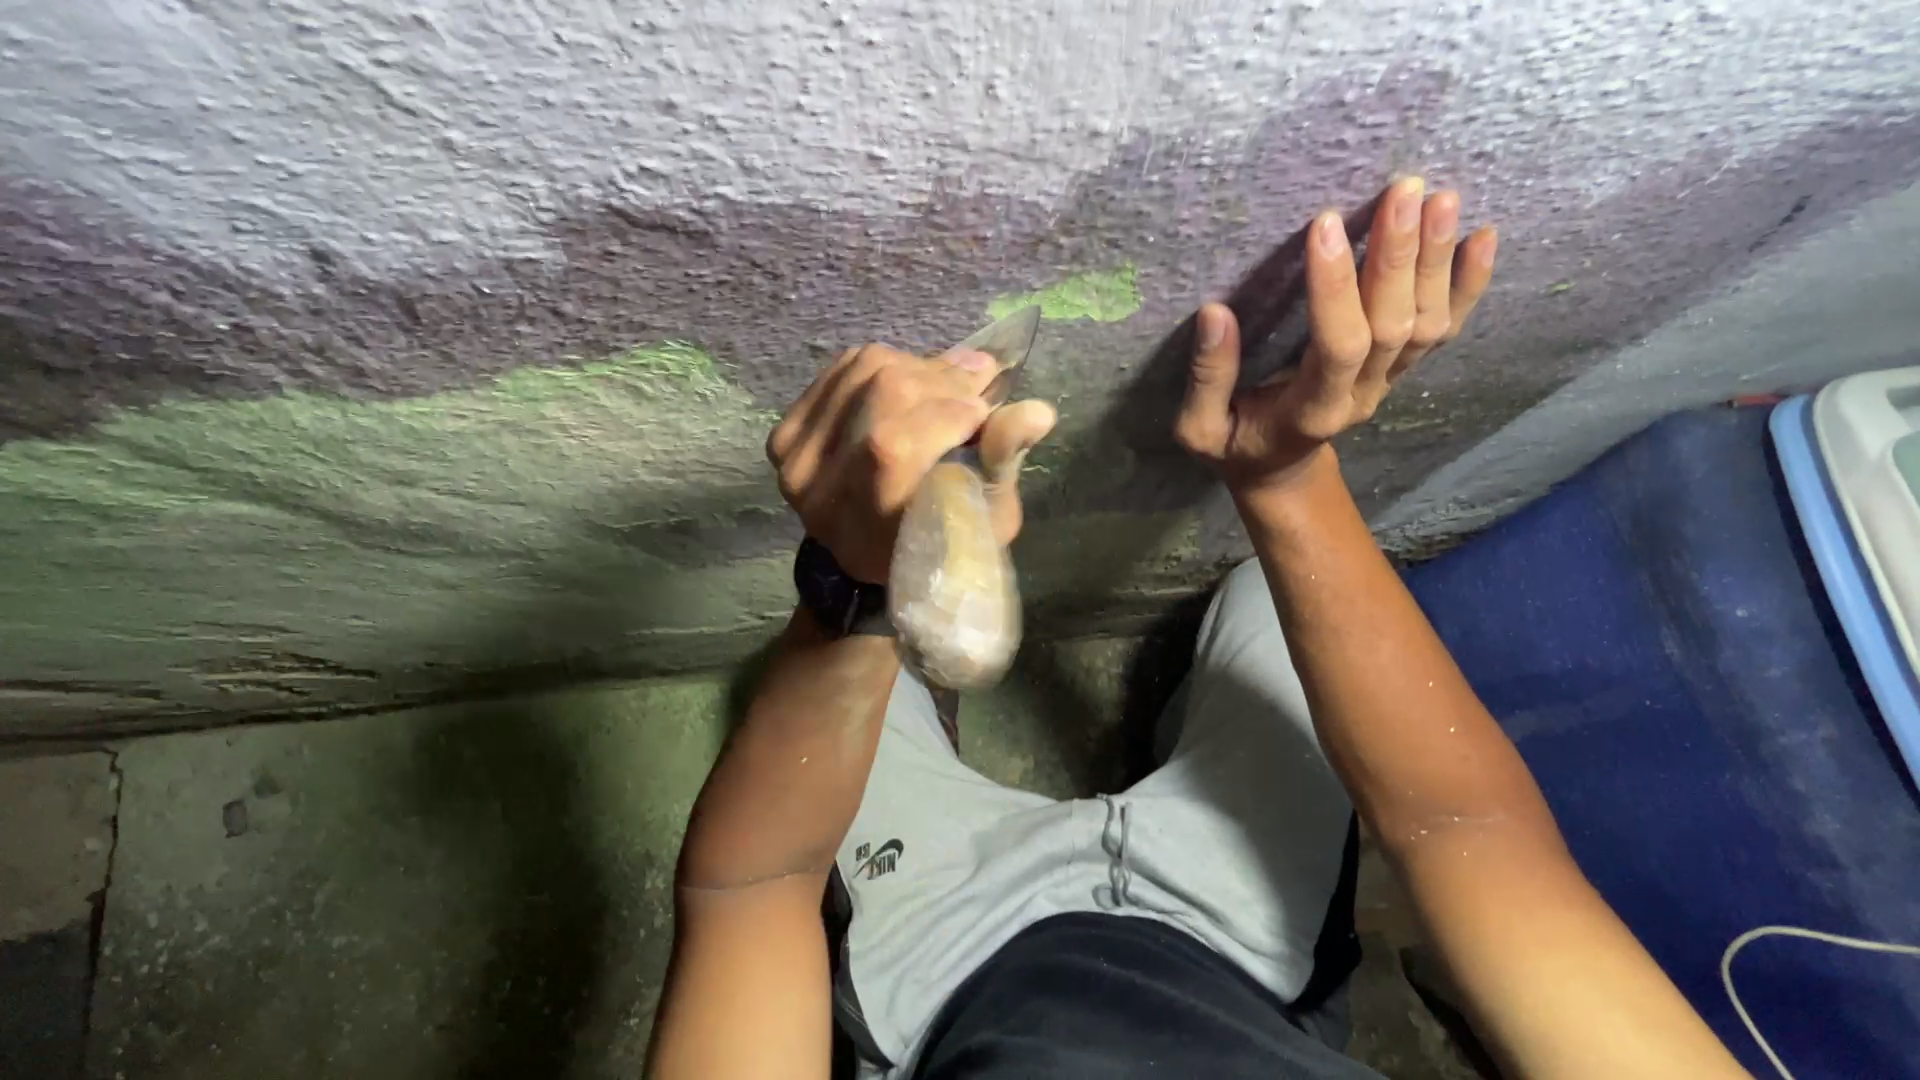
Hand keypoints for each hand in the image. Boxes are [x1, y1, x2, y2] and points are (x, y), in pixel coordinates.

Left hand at [767, 344, 1056, 583]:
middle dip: (944, 380)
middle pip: (884, 392)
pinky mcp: (787, 429)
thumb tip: (1037, 410)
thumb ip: (1002, 465)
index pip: (895, 442)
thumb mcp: (985, 521)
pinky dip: (888, 363)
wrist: (867, 559)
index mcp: (861, 522)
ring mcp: (792, 454)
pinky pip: (844, 367)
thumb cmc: (937, 547)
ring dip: (921, 366)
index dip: (953, 412)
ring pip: (867, 368)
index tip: (988, 412)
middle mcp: (813, 485)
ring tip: (953, 382)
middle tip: (979, 384)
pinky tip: (914, 379)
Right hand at [1175, 177, 1496, 497]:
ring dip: (1436, 260)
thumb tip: (1214, 314)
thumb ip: (1207, 380)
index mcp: (1312, 411)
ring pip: (1428, 323)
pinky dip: (1469, 284)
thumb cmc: (1234, 446)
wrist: (1279, 471)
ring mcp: (1387, 382)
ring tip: (1440, 199)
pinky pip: (1446, 329)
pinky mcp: (1398, 370)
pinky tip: (1484, 237)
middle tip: (1402, 192)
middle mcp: (1361, 396)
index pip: (1338, 346)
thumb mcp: (1200, 430)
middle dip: (1398, 257)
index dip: (1335, 288)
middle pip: (1394, 325)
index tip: (1323, 226)